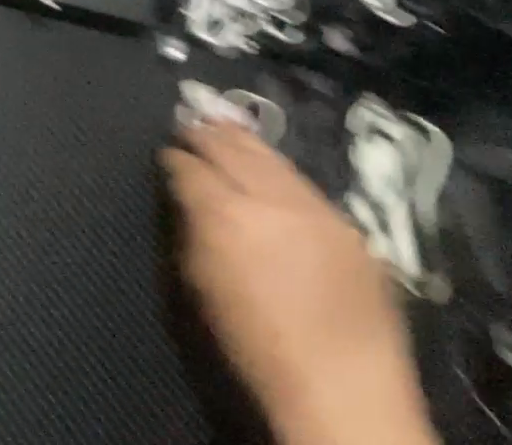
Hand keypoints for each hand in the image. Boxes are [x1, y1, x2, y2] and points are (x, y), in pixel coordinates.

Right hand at [163, 124, 436, 444]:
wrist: (340, 387)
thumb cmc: (249, 340)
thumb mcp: (194, 280)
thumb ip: (187, 227)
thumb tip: (182, 197)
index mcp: (223, 214)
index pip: (186, 164)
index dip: (170, 156)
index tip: (160, 154)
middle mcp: (271, 199)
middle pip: (230, 147)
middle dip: (204, 134)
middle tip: (185, 125)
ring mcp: (318, 210)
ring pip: (271, 156)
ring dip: (242, 141)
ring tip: (222, 128)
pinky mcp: (351, 227)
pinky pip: (304, 183)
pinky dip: (278, 169)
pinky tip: (268, 168)